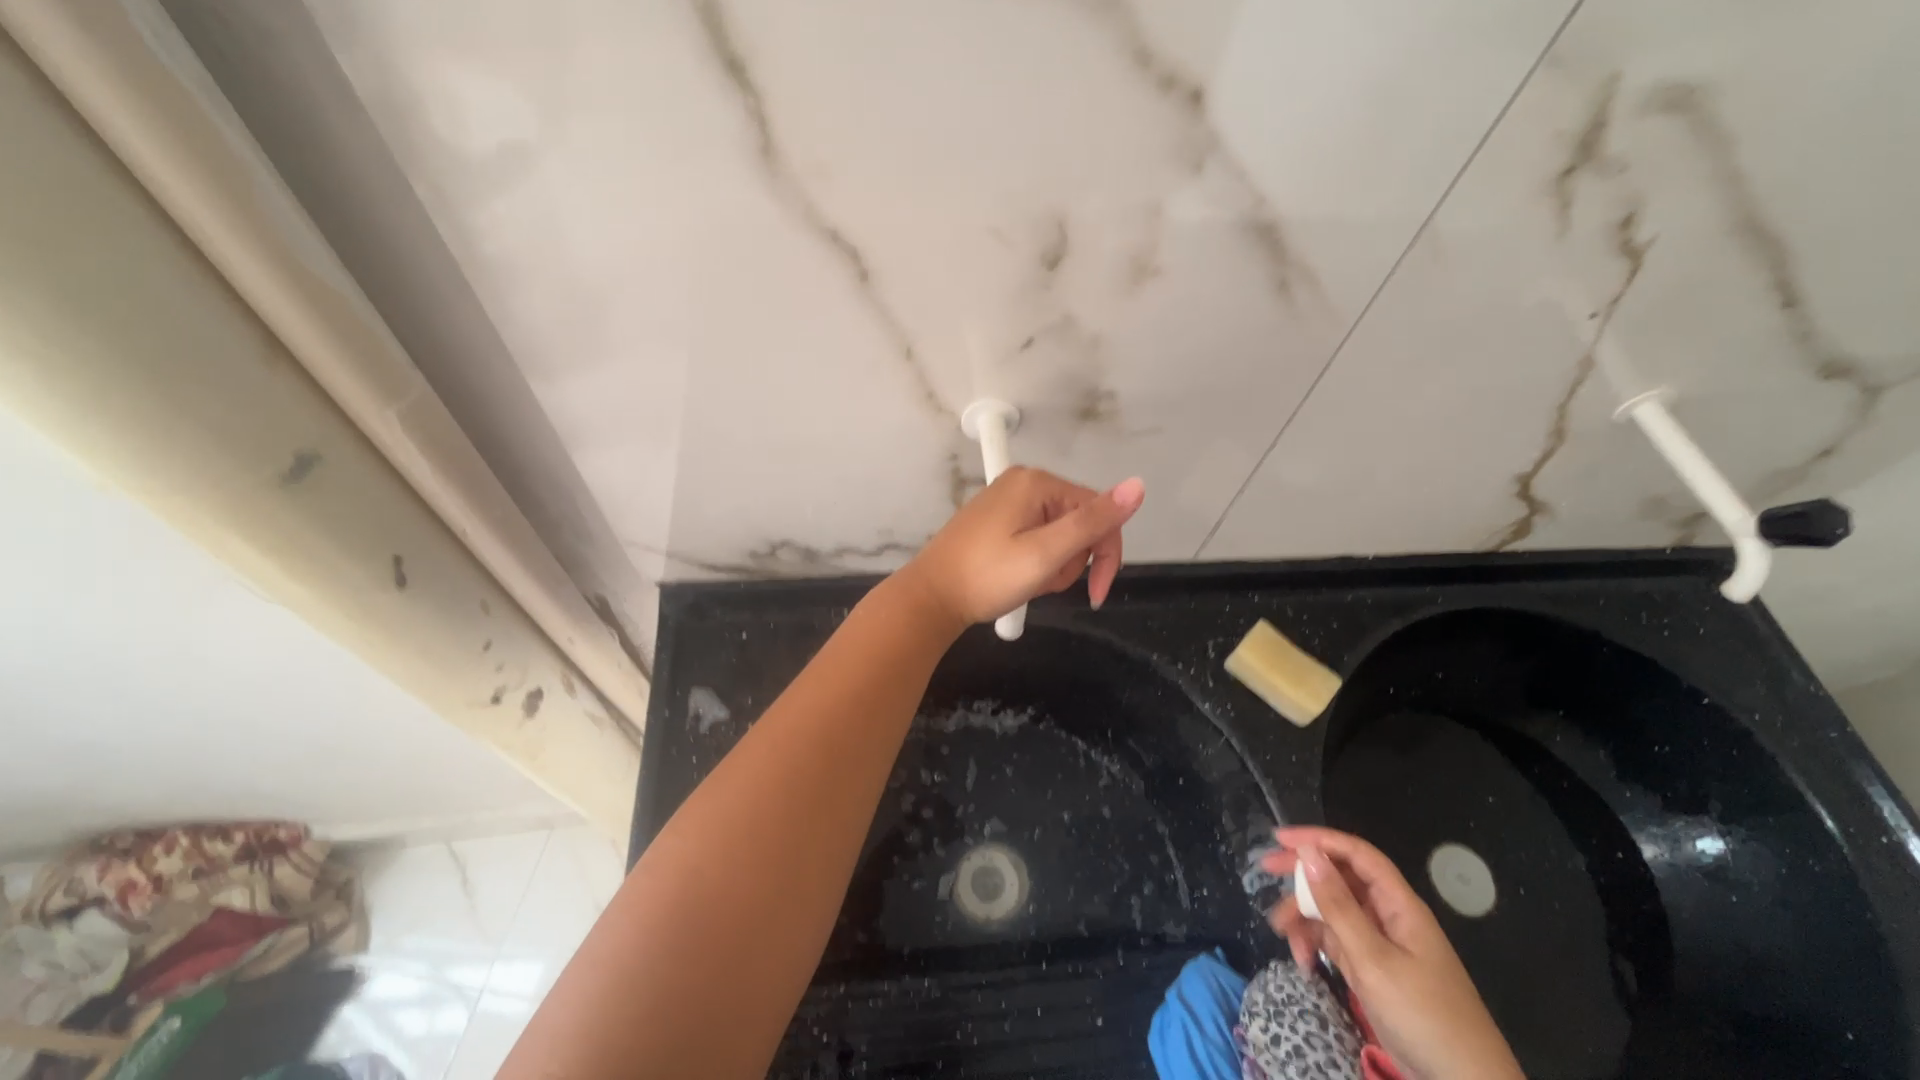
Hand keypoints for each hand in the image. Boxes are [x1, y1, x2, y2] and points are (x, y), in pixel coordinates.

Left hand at [895, 467, 1144, 628]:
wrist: (930, 600)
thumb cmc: (987, 578)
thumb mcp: (1045, 554)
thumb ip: (1092, 523)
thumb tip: (1139, 485)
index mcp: (1037, 482)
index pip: (1098, 512)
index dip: (1105, 554)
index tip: (1095, 593)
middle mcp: (1023, 483)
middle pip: (1079, 523)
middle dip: (1071, 561)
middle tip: (1042, 582)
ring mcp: (1008, 501)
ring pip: (1059, 536)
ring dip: (1054, 566)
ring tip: (1027, 582)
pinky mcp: (997, 521)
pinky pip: (1036, 539)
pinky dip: (1036, 563)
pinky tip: (1017, 579)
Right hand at [1263, 827, 1522, 1079]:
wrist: (1462, 1078)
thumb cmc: (1422, 1013)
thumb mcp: (1373, 959)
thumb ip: (1338, 906)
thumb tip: (1309, 854)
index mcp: (1399, 904)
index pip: (1357, 855)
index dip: (1319, 839)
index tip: (1279, 838)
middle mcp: (1389, 915)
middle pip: (1341, 879)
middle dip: (1303, 875)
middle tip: (1264, 872)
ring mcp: (1381, 943)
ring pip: (1333, 912)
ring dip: (1305, 917)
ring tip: (1282, 935)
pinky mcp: (1373, 968)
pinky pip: (1337, 942)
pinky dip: (1316, 946)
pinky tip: (1303, 963)